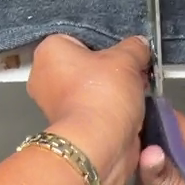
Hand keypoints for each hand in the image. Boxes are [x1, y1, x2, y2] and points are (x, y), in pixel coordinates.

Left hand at [26, 34, 150, 184]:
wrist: (99, 146)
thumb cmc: (102, 95)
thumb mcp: (126, 60)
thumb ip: (134, 47)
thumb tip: (139, 44)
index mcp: (49, 51)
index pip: (80, 38)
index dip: (106, 44)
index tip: (125, 53)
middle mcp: (45, 76)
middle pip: (87, 65)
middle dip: (113, 70)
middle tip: (134, 72)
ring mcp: (55, 103)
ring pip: (92, 88)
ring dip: (115, 91)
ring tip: (136, 91)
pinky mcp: (70, 126)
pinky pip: (94, 109)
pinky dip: (111, 111)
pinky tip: (131, 110)